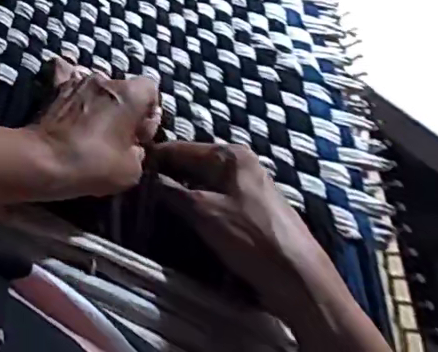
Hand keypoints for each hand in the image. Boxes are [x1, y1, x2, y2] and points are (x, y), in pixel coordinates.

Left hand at [27, 62, 160, 197]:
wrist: (46, 158)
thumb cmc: (96, 163)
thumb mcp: (134, 167)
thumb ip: (140, 146)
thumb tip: (132, 140)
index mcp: (127, 93)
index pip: (150, 89)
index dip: (149, 112)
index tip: (140, 133)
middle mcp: (102, 78)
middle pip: (123, 88)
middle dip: (125, 108)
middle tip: (119, 135)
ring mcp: (76, 80)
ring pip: (99, 87)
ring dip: (102, 103)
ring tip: (95, 128)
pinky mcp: (56, 87)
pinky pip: (71, 80)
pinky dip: (76, 90)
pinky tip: (75, 105)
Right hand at [152, 142, 341, 310]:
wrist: (306, 289)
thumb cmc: (252, 240)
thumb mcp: (202, 212)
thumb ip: (170, 190)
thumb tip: (144, 176)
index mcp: (231, 155)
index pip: (179, 148)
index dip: (154, 159)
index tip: (131, 168)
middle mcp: (243, 165)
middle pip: (193, 165)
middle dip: (170, 177)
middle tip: (144, 190)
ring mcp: (252, 188)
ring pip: (205, 184)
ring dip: (185, 195)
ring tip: (162, 206)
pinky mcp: (257, 212)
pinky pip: (219, 200)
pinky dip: (202, 207)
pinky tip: (189, 221)